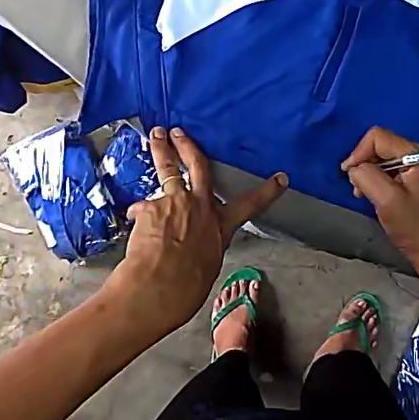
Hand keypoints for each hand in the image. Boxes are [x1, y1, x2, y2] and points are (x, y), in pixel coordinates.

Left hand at [105, 127, 286, 335]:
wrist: (157, 287)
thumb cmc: (185, 286)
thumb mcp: (207, 263)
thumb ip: (202, 242)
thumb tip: (187, 239)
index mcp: (221, 225)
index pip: (251, 204)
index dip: (268, 191)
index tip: (280, 178)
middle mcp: (201, 207)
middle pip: (199, 167)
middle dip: (189, 146)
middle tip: (179, 132)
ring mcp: (175, 203)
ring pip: (168, 170)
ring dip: (161, 151)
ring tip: (155, 136)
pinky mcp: (150, 208)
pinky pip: (144, 208)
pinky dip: (141, 214)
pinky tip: (138, 226)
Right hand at [341, 126, 418, 270]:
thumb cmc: (412, 226)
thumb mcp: (388, 199)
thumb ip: (369, 176)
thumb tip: (354, 167)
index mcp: (416, 155)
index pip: (378, 136)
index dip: (359, 152)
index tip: (350, 174)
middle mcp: (416, 156)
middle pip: (379, 145)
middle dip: (363, 163)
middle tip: (357, 187)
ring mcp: (414, 169)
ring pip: (380, 159)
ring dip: (367, 173)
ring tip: (363, 194)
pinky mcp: (410, 181)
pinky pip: (385, 171)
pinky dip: (374, 180)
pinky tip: (371, 196)